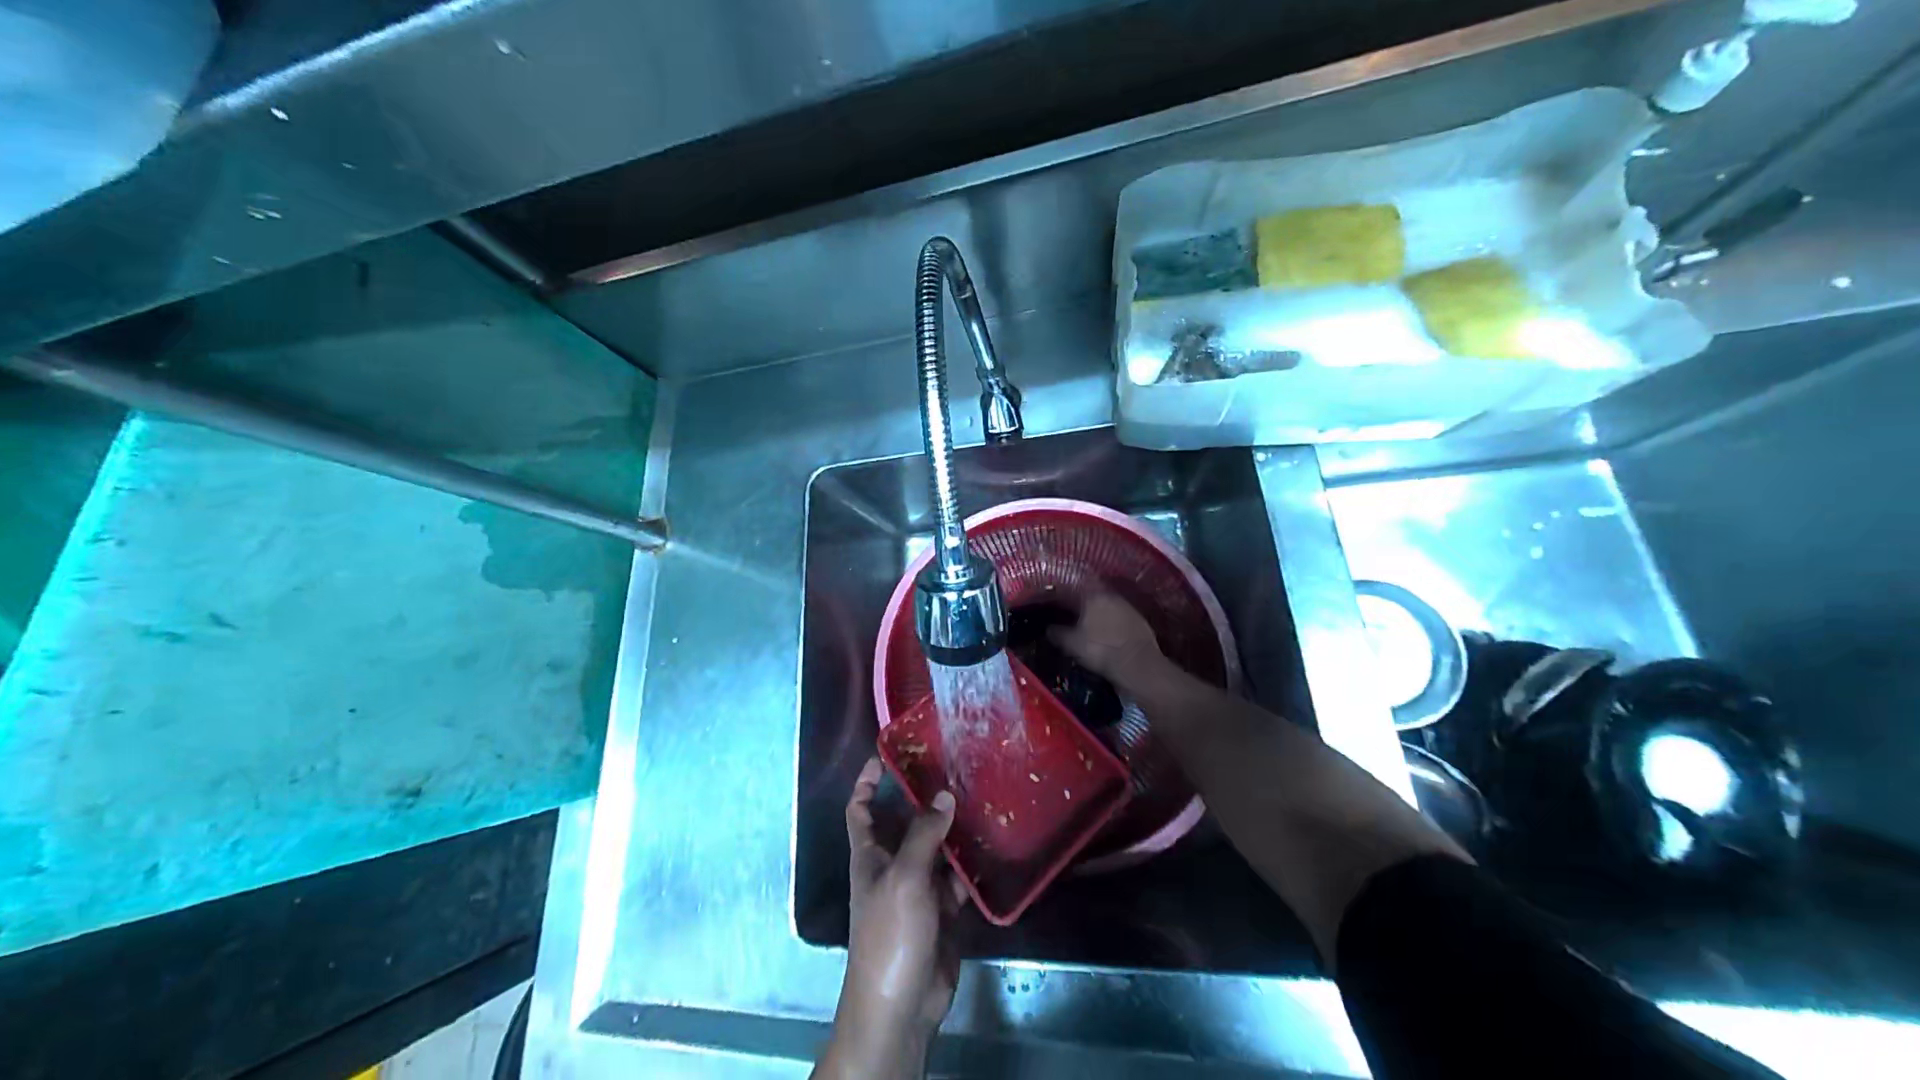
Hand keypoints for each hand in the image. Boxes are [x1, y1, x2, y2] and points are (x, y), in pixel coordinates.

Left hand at [816, 758, 965, 1078]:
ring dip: (951, 828)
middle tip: (952, 769)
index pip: (860, 808)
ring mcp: (917, 888)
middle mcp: (892, 865)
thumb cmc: (890, 933)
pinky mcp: (941, 910)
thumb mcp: (904, 877)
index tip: (885, 756)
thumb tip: (943, 795)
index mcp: (869, 854)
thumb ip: (924, 835)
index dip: (867, 782)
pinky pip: (956, 878)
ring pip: (935, 848)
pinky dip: (969, 863)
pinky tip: (990, 844)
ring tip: (979, 797)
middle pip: (904, 823)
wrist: (901, 1001)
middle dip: (922, 799)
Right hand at [1048, 591, 1165, 684]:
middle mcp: (1110, 595)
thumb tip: (1048, 628)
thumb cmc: (1100, 650)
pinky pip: (1118, 616)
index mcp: (1092, 595)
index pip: (1071, 587)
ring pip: (1105, 604)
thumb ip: (1057, 633)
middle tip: (1069, 612)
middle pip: (1090, 594)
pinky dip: (1110, 621)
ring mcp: (1127, 606)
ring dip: (1096, 611)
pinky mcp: (1139, 620)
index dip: (1061, 594)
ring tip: (1086, 623)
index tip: (1052, 601)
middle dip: (1079, 602)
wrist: (1139, 665)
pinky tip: (1105, 632)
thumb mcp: (1071, 644)